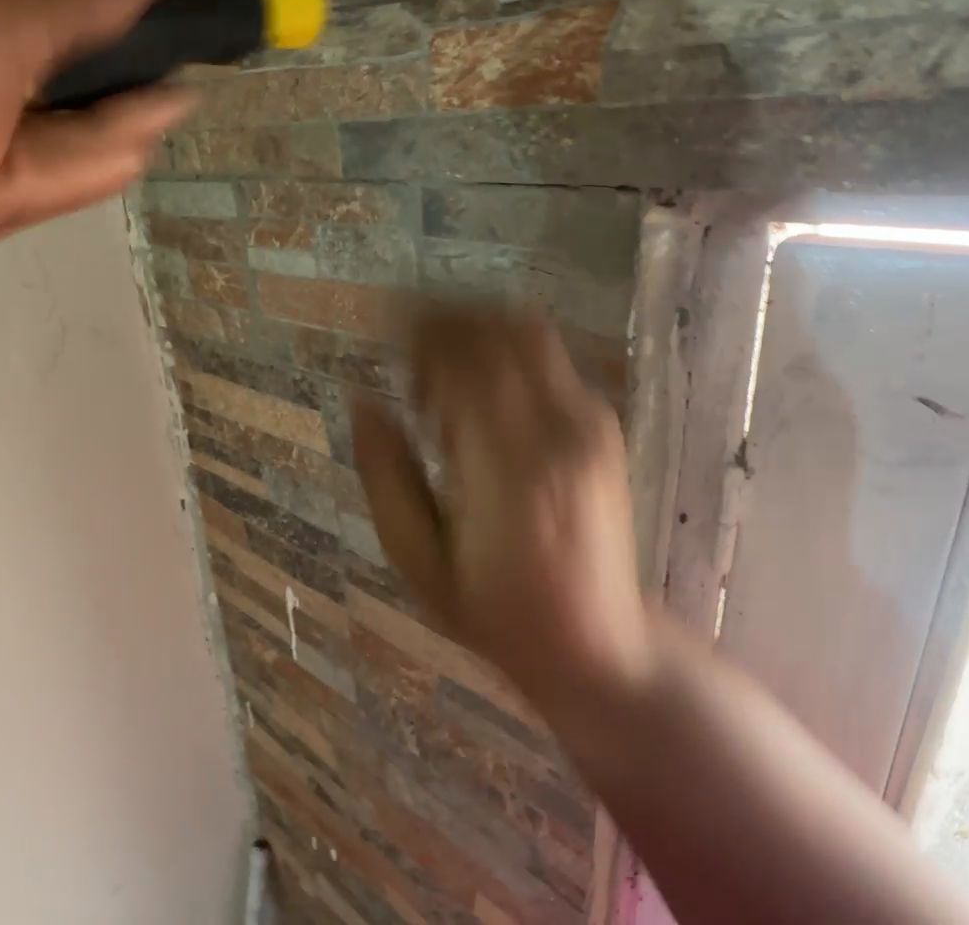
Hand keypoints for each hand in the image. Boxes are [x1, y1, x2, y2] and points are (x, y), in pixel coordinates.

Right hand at [351, 308, 654, 707]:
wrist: (596, 646)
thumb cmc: (495, 614)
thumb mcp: (418, 562)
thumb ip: (386, 478)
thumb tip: (363, 402)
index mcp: (506, 467)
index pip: (463, 360)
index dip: (419, 334)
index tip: (382, 331)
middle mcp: (557, 431)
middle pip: (501, 329)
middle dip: (448, 322)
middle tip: (409, 354)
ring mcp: (590, 426)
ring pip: (532, 334)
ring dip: (480, 333)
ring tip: (444, 377)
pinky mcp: (605, 430)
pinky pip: (552, 361)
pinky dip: (508, 356)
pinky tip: (482, 398)